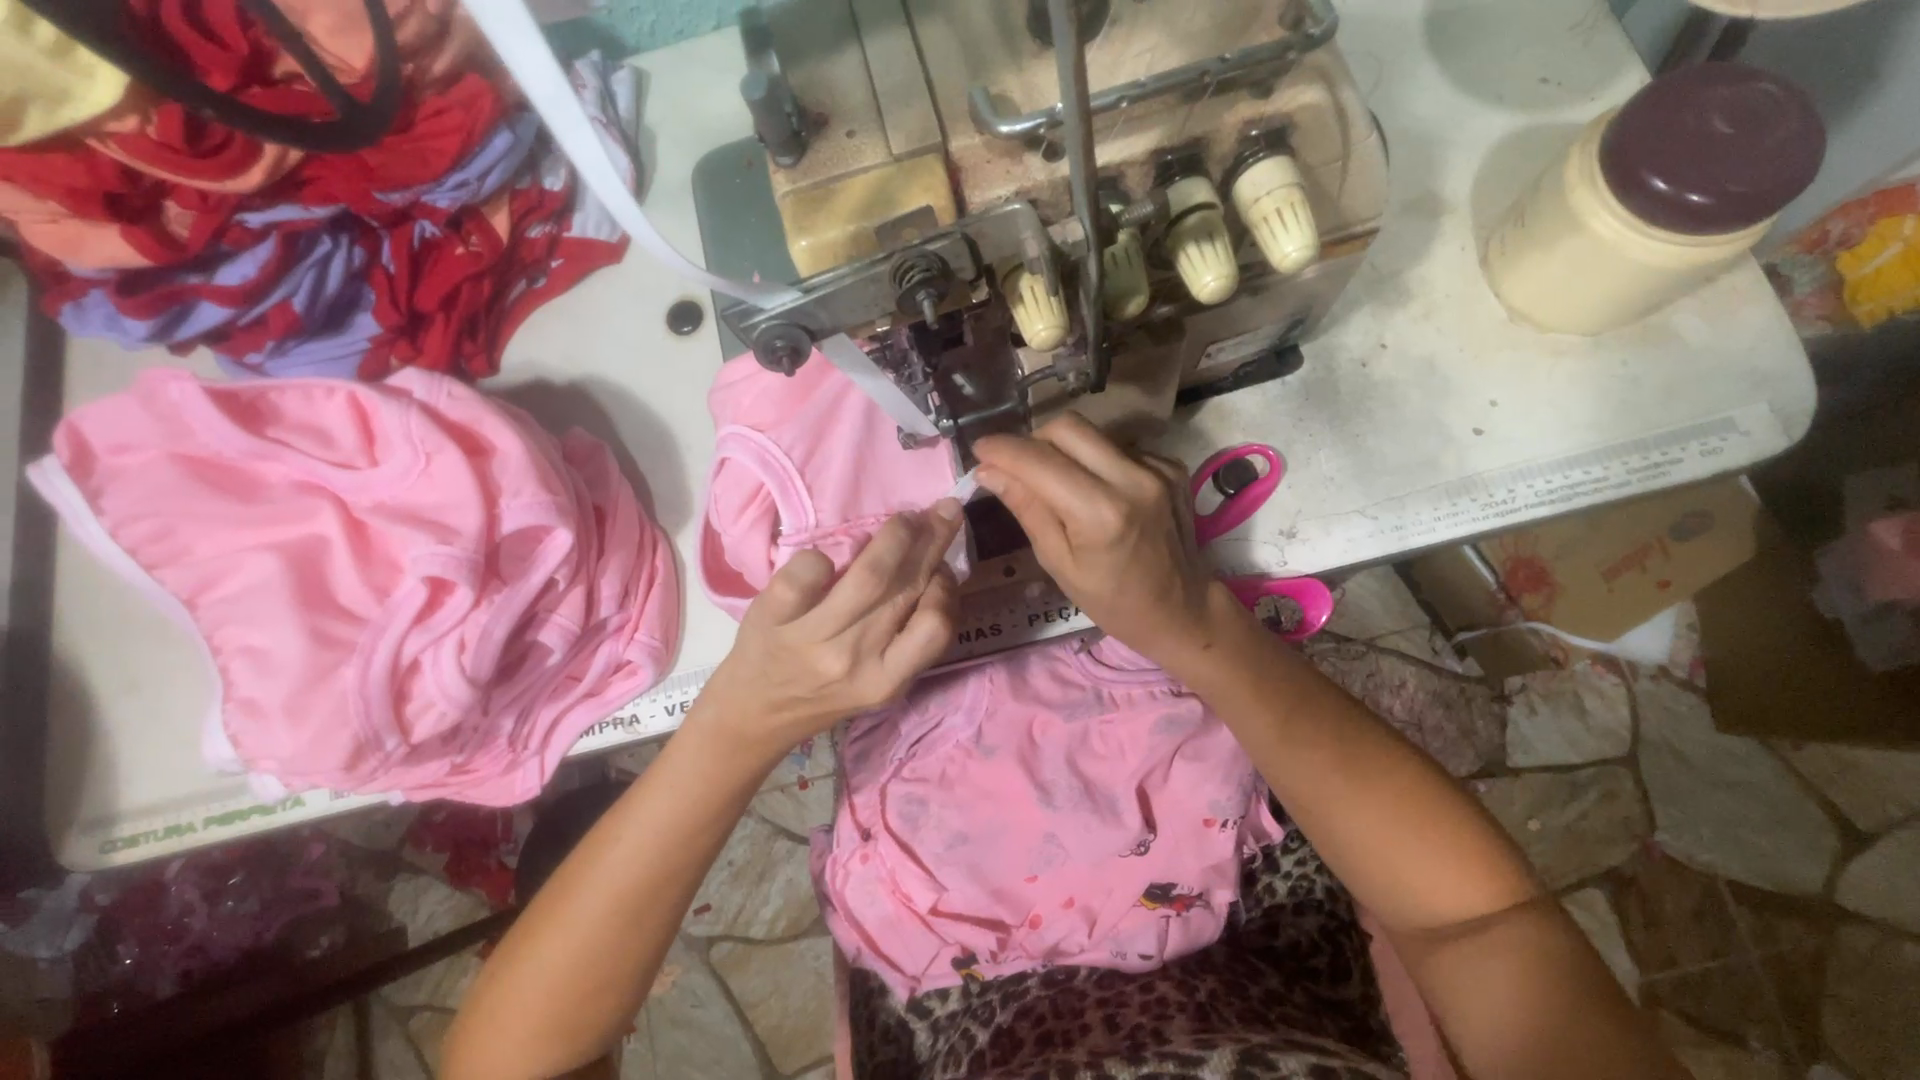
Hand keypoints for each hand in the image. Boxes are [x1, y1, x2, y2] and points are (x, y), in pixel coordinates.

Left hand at [694, 502, 961, 757]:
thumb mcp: (878, 681)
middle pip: (905, 589)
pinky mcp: (773, 616)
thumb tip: (937, 570)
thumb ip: (906, 637)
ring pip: (868, 575)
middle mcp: (852, 660)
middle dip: (932, 541)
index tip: (943, 567)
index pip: (935, 627)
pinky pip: (809, 569)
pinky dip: (822, 556)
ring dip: (894, 537)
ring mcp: (812, 638)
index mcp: (885, 680)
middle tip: (945, 510)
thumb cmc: (825, 692)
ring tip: (905, 519)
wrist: (754, 712)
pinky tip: (828, 557)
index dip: (946, 589)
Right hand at [973, 414, 1231, 669]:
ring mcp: (1157, 467)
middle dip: (1032, 440)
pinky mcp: (1170, 465)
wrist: (1182, 608)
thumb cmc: (1113, 601)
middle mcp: (1133, 478)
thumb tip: (988, 471)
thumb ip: (1027, 509)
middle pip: (1066, 427)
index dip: (1002, 450)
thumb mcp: (1058, 564)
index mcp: (1101, 513)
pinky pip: (1117, 447)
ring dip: (1064, 451)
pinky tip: (1097, 493)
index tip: (978, 450)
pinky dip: (1095, 462)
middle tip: (1018, 467)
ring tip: (1058, 485)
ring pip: (1092, 433)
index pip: (1039, 461)